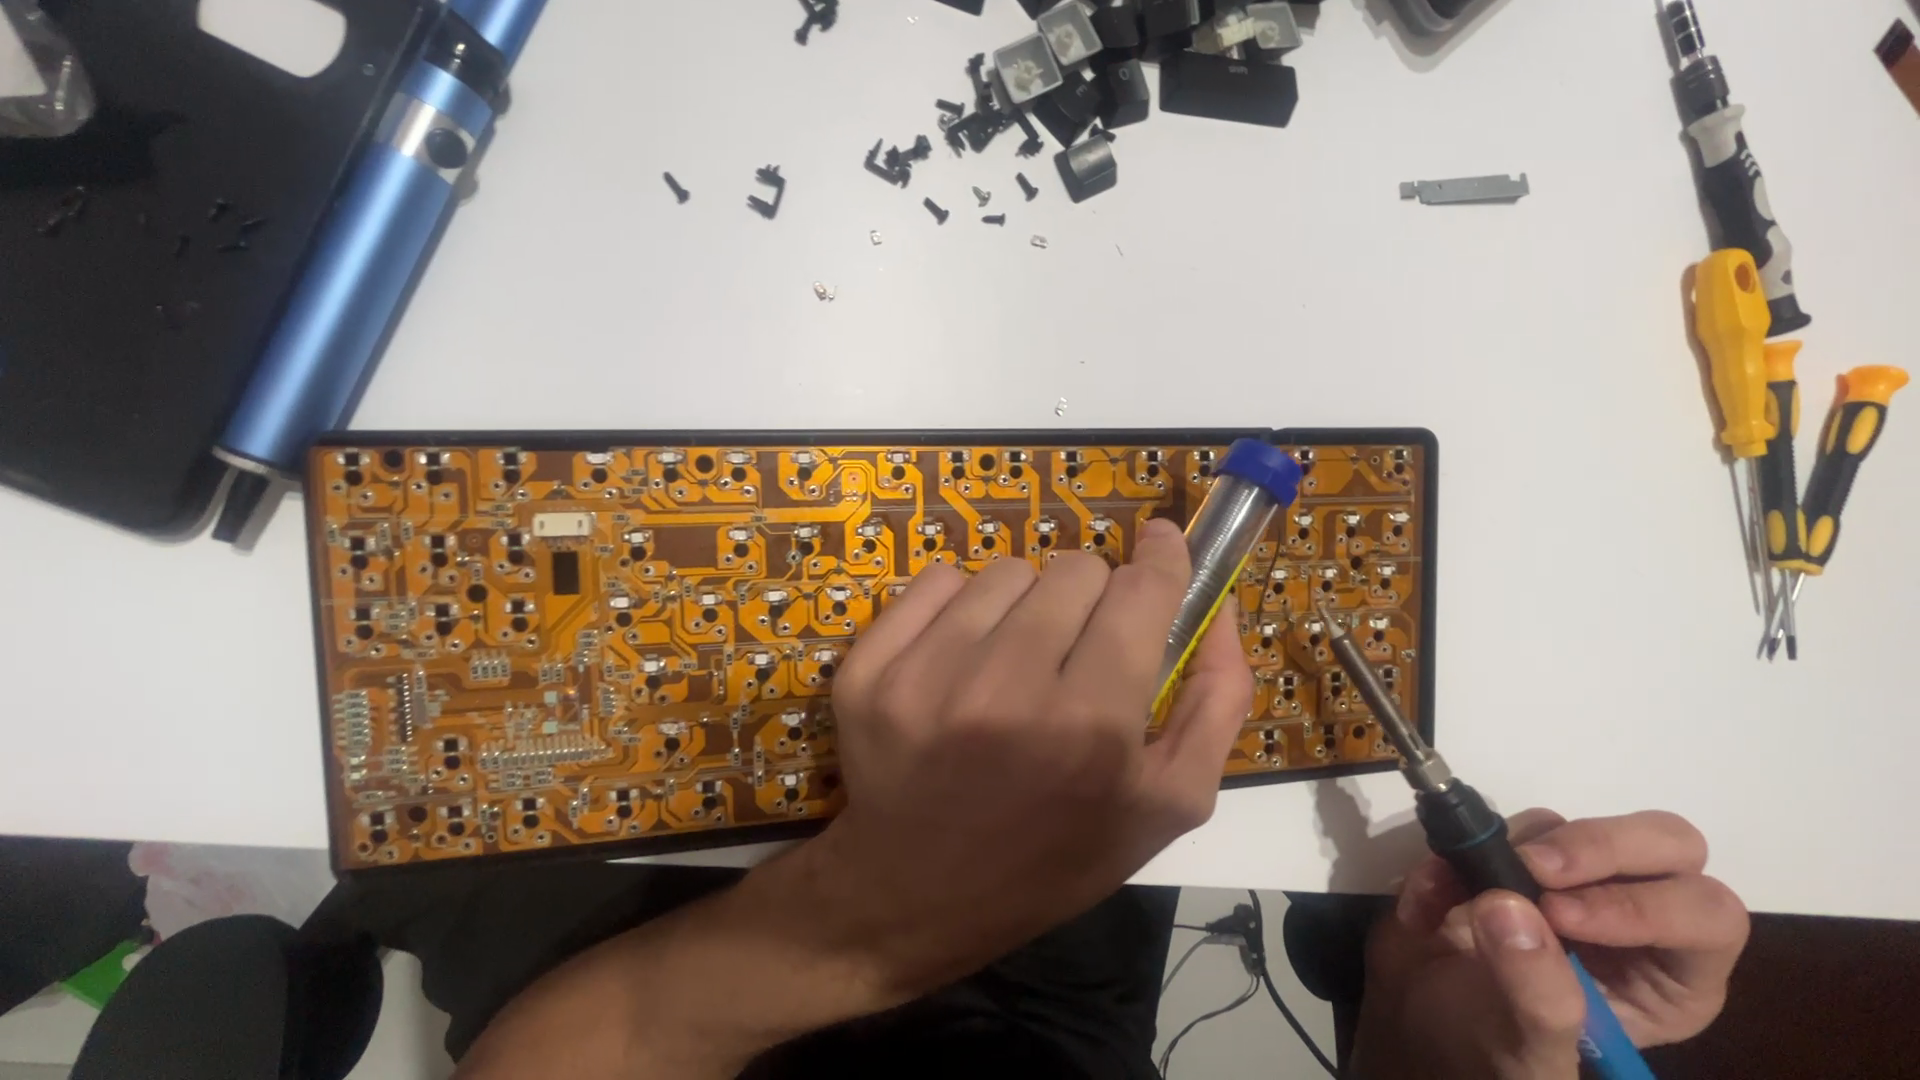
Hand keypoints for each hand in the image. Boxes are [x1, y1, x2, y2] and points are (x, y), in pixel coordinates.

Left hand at [810, 518, 1253, 996]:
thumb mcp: (1168, 804)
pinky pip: (936, 581)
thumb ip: (1216, 699)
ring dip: (1026, 605)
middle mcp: (1005, 691)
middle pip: (1076, 570)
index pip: (1141, 589)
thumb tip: (1218, 603)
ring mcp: (924, 677)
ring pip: (1007, 572)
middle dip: (1094, 600)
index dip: (1164, 561)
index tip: (1165, 545)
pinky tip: (962, 658)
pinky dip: (960, 607)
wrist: (921, 896)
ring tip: (1015, 662)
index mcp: (1090, 728)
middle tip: (1079, 650)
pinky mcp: (869, 671)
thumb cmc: (1055, 856)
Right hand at [1349, 809, 1749, 1079]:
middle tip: (1530, 865)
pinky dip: (1451, 854)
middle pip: (1665, 844)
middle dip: (1596, 847)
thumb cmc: (1492, 1059)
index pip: (1704, 915)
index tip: (1557, 914)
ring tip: (1457, 899)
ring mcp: (1566, 879)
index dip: (1640, 904)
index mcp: (1671, 977)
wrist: (1417, 1032)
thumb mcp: (1531, 1058)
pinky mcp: (1504, 856)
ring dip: (1506, 851)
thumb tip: (1510, 907)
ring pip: (1568, 827)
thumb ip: (1538, 996)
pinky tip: (1426, 902)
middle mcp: (1633, 918)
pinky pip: (1488, 828)